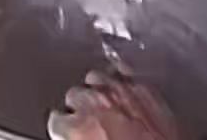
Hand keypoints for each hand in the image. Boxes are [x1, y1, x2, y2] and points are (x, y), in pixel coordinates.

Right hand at [48, 71, 183, 139]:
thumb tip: (77, 138)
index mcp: (82, 128)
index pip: (56, 121)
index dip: (62, 131)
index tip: (65, 135)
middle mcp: (99, 102)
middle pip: (75, 93)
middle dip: (78, 107)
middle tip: (85, 124)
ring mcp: (126, 91)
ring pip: (98, 77)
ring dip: (98, 90)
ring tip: (102, 105)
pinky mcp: (149, 90)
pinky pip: (127, 73)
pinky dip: (122, 80)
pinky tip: (123, 88)